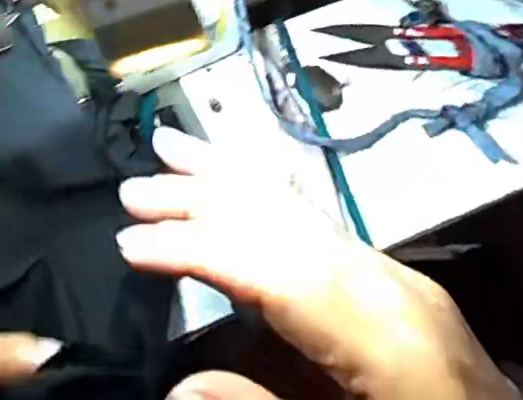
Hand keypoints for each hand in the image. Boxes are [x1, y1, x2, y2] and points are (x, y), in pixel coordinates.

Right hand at [117, 127, 516, 399]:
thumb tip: (174, 384)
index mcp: (388, 338)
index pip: (269, 270)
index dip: (193, 248)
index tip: (129, 243)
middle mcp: (388, 284)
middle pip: (276, 221)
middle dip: (197, 199)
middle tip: (130, 193)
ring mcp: (394, 273)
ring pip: (294, 204)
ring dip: (221, 175)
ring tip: (167, 147)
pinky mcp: (392, 276)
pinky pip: (314, 215)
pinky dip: (260, 184)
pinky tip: (233, 169)